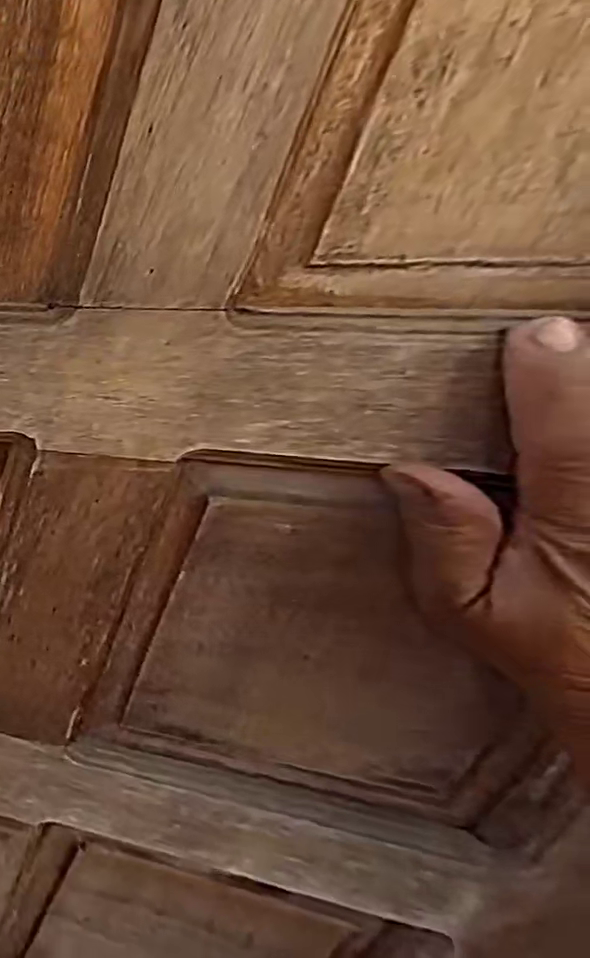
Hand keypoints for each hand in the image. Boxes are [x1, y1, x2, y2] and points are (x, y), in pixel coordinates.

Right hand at [384, 317, 589, 778]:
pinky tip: (574, 423)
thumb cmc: (557, 653)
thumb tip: (411, 470)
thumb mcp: (468, 610)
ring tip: (582, 355)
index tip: (542, 334)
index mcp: (581, 530)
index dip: (554, 382)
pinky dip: (587, 433)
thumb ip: (443, 541)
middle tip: (579, 328)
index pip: (568, 441)